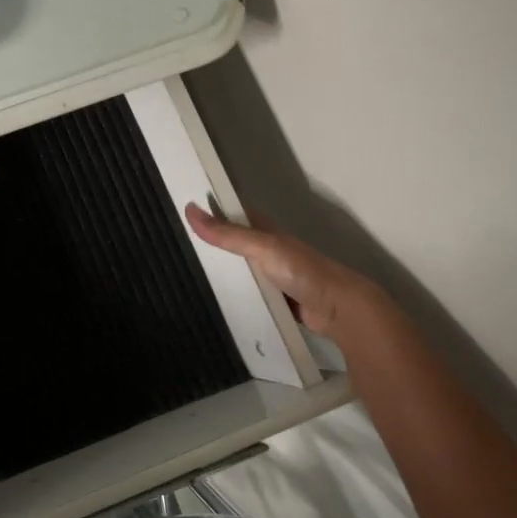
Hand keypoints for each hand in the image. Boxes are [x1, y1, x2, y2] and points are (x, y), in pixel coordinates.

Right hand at [185, 202, 388, 336]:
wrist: (339, 309)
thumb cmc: (302, 270)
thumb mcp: (262, 247)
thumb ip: (228, 234)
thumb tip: (189, 209)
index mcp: (265, 230)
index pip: (233, 213)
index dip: (211, 208)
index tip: (180, 208)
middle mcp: (267, 249)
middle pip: (232, 242)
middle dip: (210, 241)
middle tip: (176, 244)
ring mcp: (271, 275)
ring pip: (238, 268)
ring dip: (219, 270)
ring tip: (185, 272)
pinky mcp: (274, 298)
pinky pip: (246, 292)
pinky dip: (232, 294)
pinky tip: (212, 298)